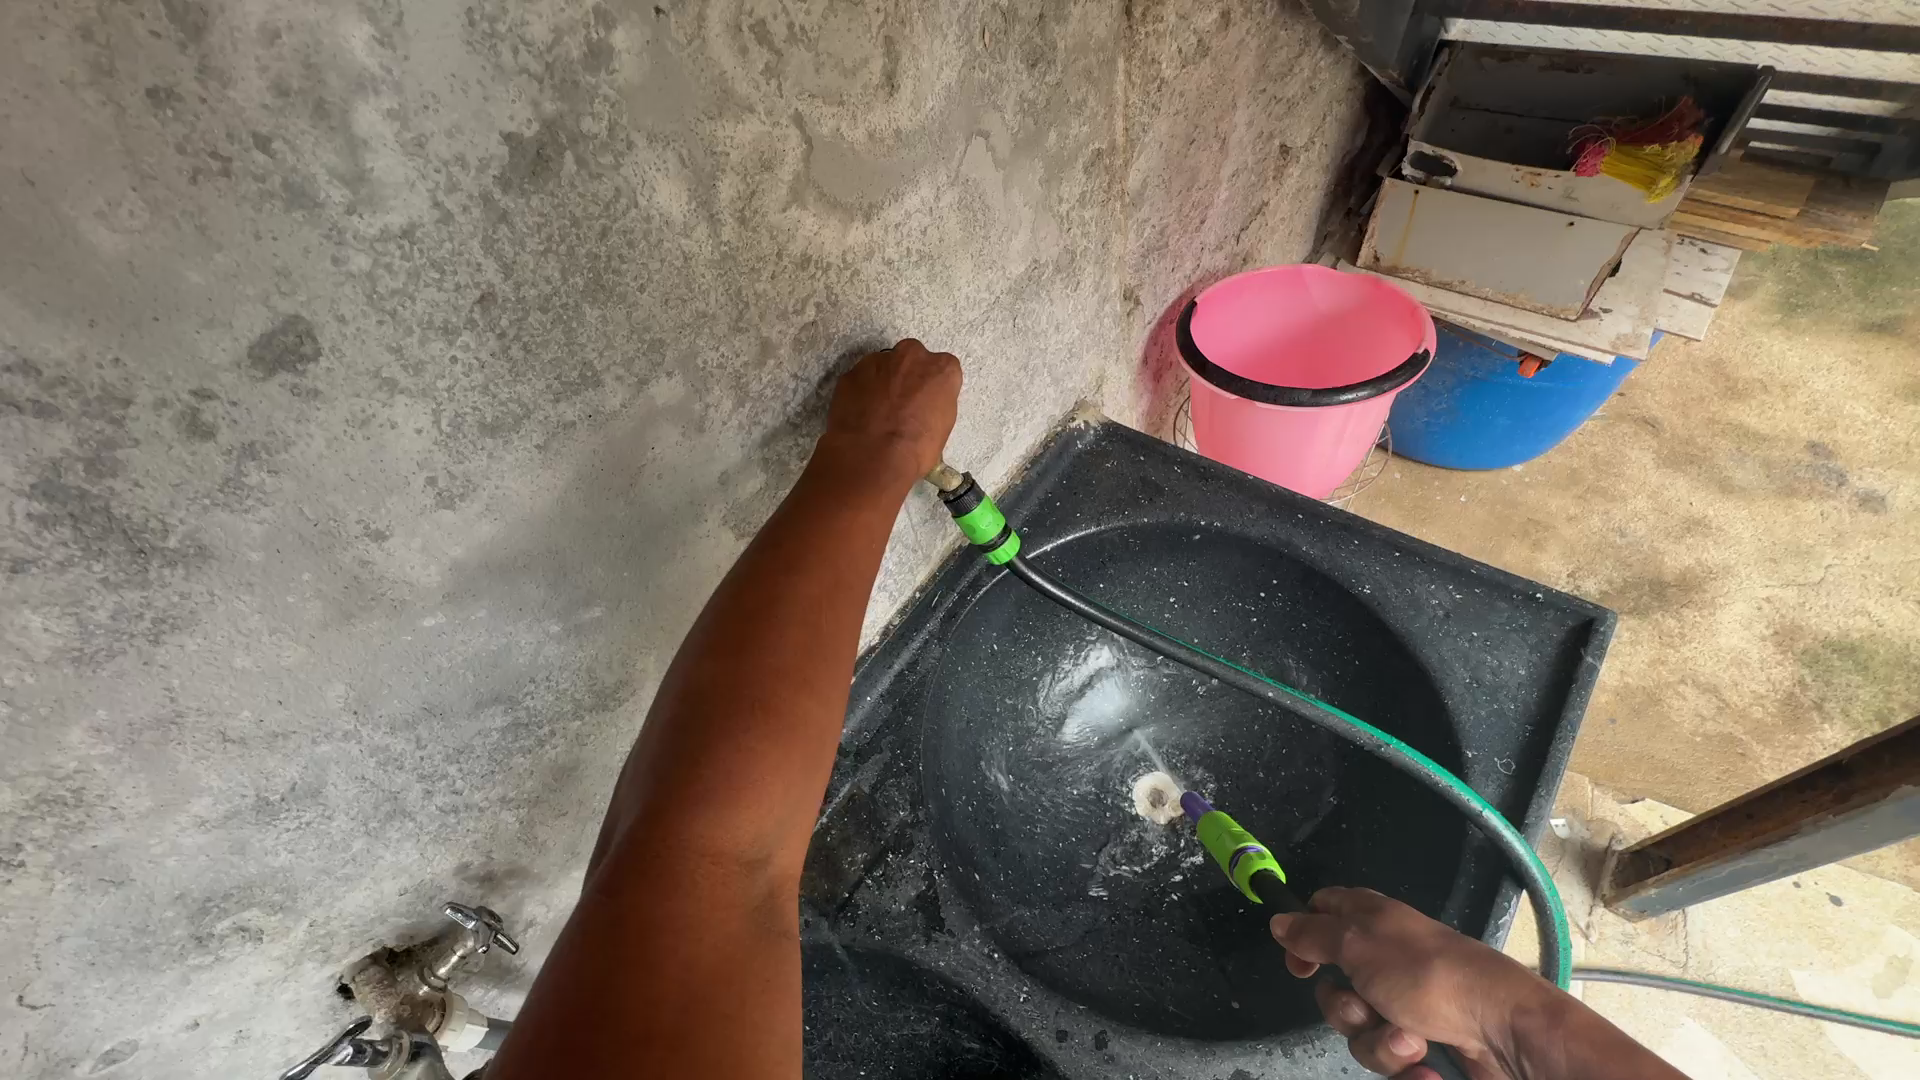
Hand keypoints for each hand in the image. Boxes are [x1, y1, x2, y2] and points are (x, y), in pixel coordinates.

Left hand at [818, 339, 961, 485]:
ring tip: (878, 413)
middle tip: (902, 403)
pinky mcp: (850, 374)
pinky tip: (860, 415)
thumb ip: (936, 404)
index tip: (927, 402)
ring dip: (882, 383)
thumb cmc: (916, 448)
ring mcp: (877, 361)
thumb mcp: (943, 427)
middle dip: (907, 376)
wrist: (872, 457)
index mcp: (941, 369)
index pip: (943, 370)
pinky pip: (859, 380)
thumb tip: (924, 406)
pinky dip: (860, 392)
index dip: (933, 388)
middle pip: (912, 359)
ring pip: (882, 366)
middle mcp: (911, 356)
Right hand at [1271, 887, 1548, 1079]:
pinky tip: (1428, 1067)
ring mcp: (1405, 1001)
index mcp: (1367, 918)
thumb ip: (1311, 934)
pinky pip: (1392, 1056)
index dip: (1303, 937)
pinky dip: (1407, 1066)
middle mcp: (1382, 956)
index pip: (1320, 912)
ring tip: (1413, 1044)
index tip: (1300, 966)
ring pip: (1359, 1027)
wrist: (1505, 1030)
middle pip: (1333, 983)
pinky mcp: (1426, 1041)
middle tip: (1367, 1008)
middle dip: (1344, 1008)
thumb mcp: (1356, 945)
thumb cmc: (1424, 974)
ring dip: (1379, 1041)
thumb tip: (1278, 922)